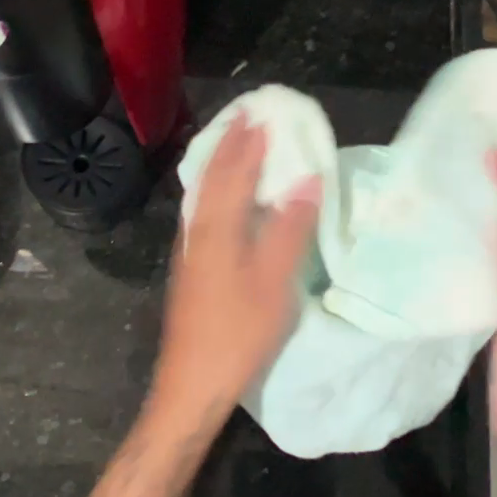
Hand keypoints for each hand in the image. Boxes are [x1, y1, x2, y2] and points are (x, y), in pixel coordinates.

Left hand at [149, 116, 321, 425]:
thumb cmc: (237, 336)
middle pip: (211, 179)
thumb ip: (289, 231)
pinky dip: (216, 193)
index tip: (264, 112)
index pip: (233, 174)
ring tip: (237, 146)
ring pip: (202, 197)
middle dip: (229, 146)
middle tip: (247, 117)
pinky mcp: (189, 271)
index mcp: (217, 231)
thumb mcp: (274, 285)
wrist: (192, 383)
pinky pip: (202, 215)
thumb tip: (307, 180)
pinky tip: (224, 201)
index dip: (249, 143)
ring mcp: (189, 253)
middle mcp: (196, 234)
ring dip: (220, 167)